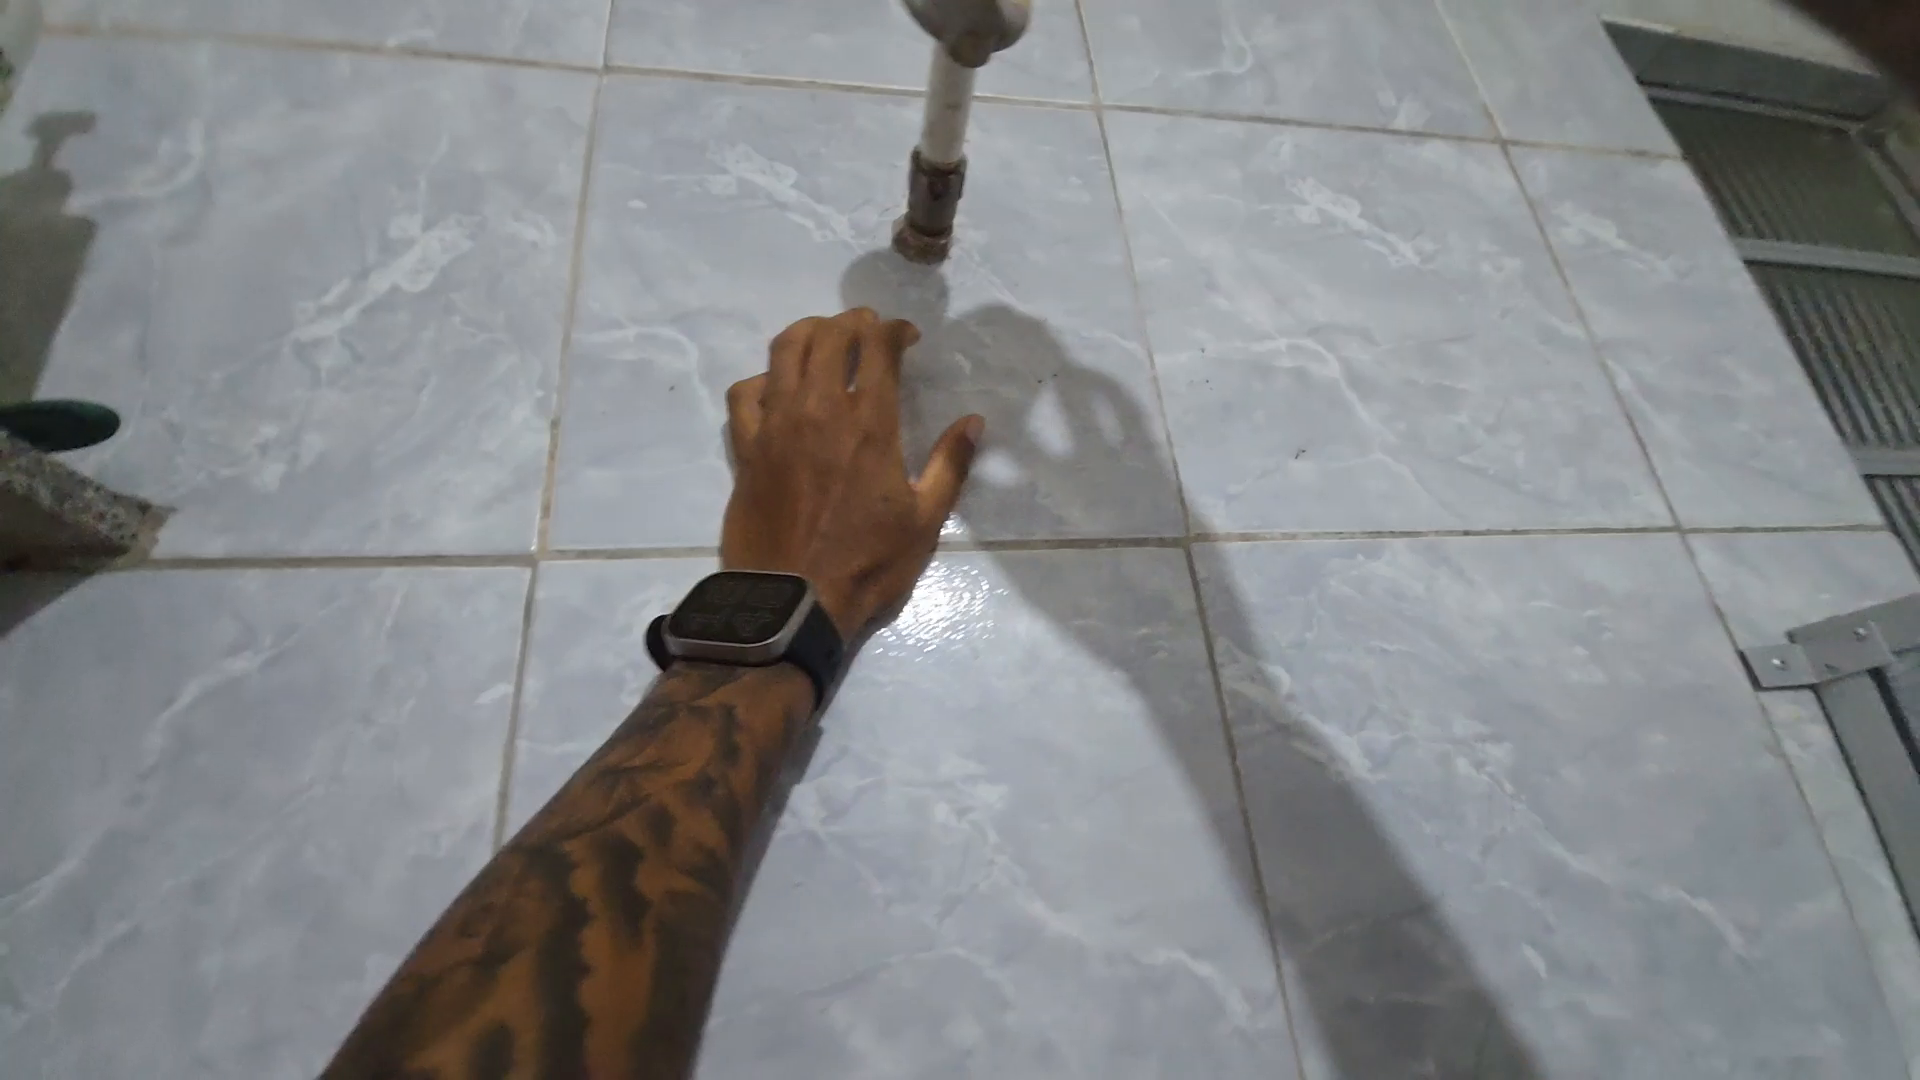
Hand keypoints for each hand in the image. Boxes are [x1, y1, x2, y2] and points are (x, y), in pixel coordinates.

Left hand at [722, 308, 983, 638]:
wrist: (794, 602)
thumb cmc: (867, 563)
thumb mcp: (925, 521)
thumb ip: (950, 465)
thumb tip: (973, 422)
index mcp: (868, 424)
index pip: (877, 346)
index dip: (894, 329)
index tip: (907, 337)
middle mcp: (818, 410)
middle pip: (828, 335)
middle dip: (853, 322)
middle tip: (869, 333)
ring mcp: (775, 426)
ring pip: (783, 350)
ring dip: (808, 333)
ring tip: (825, 342)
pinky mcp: (746, 448)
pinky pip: (745, 393)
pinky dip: (764, 379)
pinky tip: (778, 390)